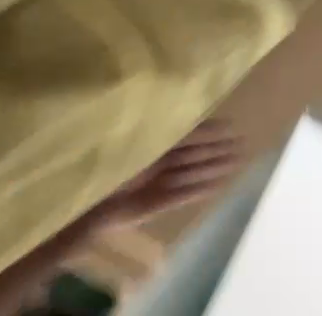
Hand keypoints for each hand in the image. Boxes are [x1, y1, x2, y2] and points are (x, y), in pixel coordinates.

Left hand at [88, 122, 241, 230]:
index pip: (185, 134)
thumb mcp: (133, 143)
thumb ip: (161, 133)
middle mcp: (154, 164)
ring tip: (238, 162)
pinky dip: (200, 191)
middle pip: (192, 154)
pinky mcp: (153, 207)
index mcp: (148, 146)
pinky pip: (181, 196)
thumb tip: (184, 108)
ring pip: (191, 173)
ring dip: (215, 168)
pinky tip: (219, 185)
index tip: (232, 126)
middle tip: (243, 144)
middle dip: (217, 149)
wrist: (78, 213)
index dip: (209, 130)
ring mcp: (154, 186)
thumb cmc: (102, 170)